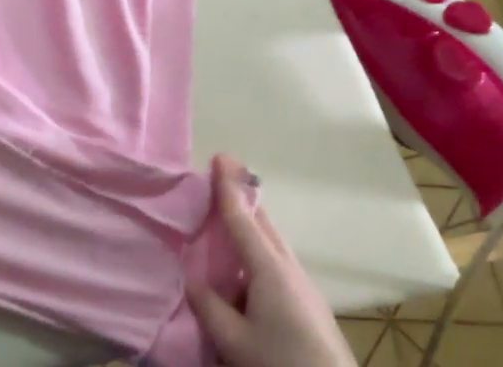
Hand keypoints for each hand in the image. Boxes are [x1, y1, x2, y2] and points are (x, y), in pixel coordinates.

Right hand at [187, 156, 356, 366]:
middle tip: (216, 186)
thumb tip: (192, 280)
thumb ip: (208, 307)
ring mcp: (304, 288)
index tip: (221, 156)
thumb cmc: (282, 365)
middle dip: (241, 203)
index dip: (228, 187)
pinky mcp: (310, 307)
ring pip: (272, 246)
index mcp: (268, 270)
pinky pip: (278, 266)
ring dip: (250, 231)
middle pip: (262, 225)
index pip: (242, 218)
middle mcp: (289, 269)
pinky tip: (243, 277)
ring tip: (223, 232)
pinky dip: (257, 256)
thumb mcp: (234, 342)